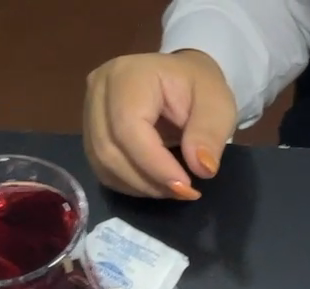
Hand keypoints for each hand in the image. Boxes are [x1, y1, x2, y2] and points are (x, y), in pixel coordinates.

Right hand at [83, 49, 234, 198]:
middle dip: (149, 181)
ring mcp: (91, 110)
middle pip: (109, 149)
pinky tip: (155, 184)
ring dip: (140, 186)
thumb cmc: (200, 89)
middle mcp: (100, 88)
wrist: (184, 81)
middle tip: (185, 191)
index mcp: (129, 75)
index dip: (155, 165)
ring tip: (173, 188)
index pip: (128, 127)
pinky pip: (103, 169)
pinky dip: (130, 185)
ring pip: (103, 163)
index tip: (187, 188)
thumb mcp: (219, 105)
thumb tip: (201, 168)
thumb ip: (210, 134)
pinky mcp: (92, 131)